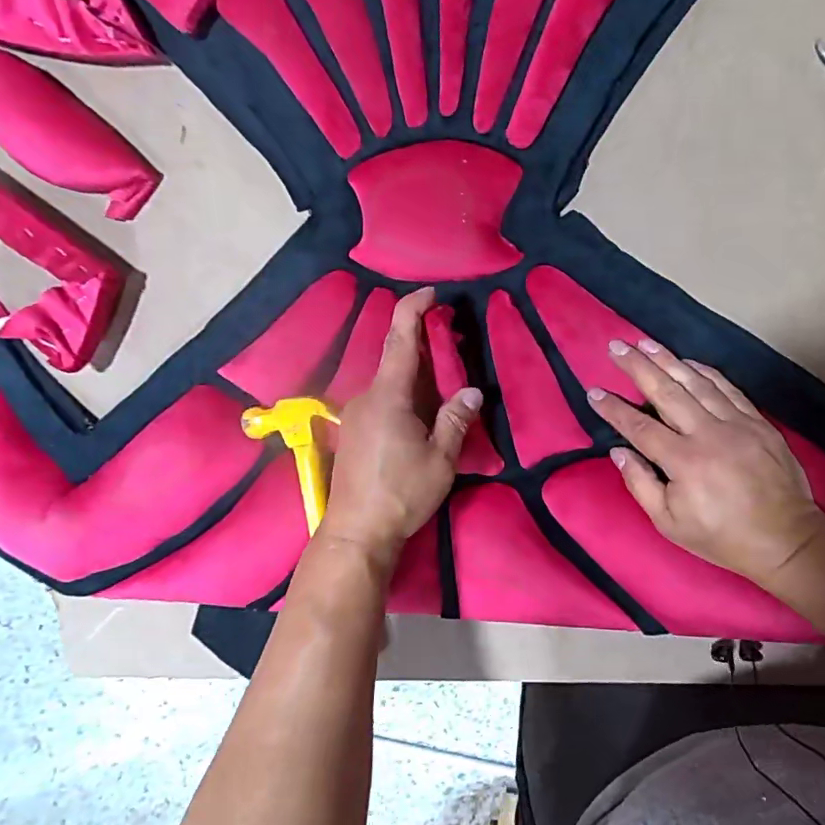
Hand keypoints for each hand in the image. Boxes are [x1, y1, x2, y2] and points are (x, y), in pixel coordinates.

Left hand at [319, 288, 482, 554]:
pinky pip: (382, 401)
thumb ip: (455, 421)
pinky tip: (422, 411)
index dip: (415, 307)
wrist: (357, 532)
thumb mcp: (440, 459)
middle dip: (423, 343)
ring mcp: (355, 415)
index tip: (433, 293)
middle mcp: (366, 397)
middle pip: (395, 358)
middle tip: (454, 339)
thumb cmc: (402, 493)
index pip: (400, 337)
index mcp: (388, 395)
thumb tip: (471, 392)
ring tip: (445, 379)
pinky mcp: (353, 434)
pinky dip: (404, 394)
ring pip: (389, 382)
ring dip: (415, 373)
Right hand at [587, 339, 824, 586]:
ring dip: (668, 359)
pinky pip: (728, 388)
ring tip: (645, 342)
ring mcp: (737, 424)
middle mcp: (708, 434)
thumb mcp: (669, 523)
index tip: (594, 392)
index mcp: (684, 461)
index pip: (639, 427)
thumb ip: (640, 484)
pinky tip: (689, 361)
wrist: (784, 538)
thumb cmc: (721, 536)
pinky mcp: (758, 422)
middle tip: (616, 346)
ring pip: (697, 382)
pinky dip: (706, 371)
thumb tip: (619, 452)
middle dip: (637, 366)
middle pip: (666, 392)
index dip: (614, 408)